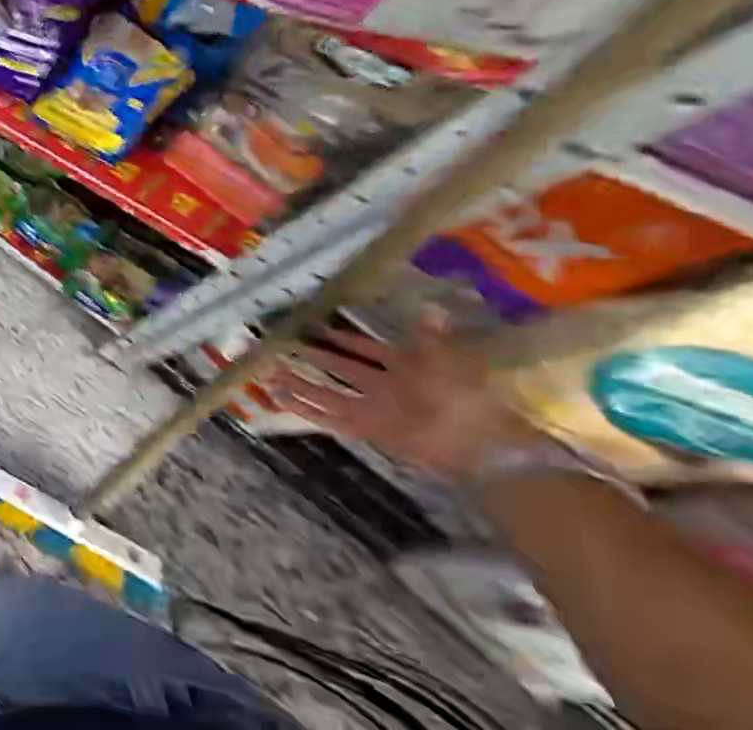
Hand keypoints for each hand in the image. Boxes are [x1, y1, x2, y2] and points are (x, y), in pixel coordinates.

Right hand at [269, 320, 541, 478]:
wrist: (480, 445)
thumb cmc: (466, 398)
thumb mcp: (451, 362)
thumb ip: (433, 337)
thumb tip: (431, 308)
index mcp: (400, 368)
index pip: (364, 349)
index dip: (343, 339)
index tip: (316, 328)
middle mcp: (381, 387)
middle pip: (340, 369)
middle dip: (312, 359)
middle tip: (282, 347)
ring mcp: (370, 408)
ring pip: (327, 392)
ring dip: (300, 383)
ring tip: (271, 373)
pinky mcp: (363, 428)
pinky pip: (328, 417)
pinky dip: (304, 409)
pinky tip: (282, 399)